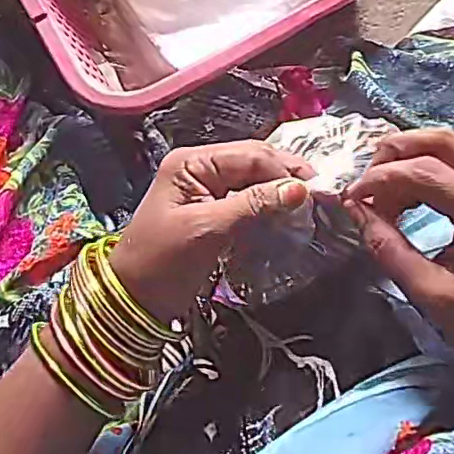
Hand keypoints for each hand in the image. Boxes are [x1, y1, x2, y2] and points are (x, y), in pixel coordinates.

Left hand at [109, 142, 313, 321]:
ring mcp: (206, 188)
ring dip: (279, 189)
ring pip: (253, 179)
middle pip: (253, 161)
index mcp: (191, 162)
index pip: (248, 155)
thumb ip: (252, 205)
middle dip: (285, 175)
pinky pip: (247, 198)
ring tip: (307, 203)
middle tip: (318, 194)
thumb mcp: (208, 229)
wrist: (135, 299)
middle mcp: (199, 167)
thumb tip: (299, 189)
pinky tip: (286, 212)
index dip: (283, 169)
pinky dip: (267, 204)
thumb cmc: (162, 261)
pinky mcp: (213, 210)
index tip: (314, 189)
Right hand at [341, 129, 453, 382]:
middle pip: (445, 142)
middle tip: (365, 179)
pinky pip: (452, 163)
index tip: (353, 195)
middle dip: (396, 151)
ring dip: (406, 158)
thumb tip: (355, 209)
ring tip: (379, 192)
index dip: (383, 178)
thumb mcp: (430, 293)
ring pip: (448, 146)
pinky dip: (418, 170)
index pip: (430, 174)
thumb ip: (390, 249)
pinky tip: (399, 197)